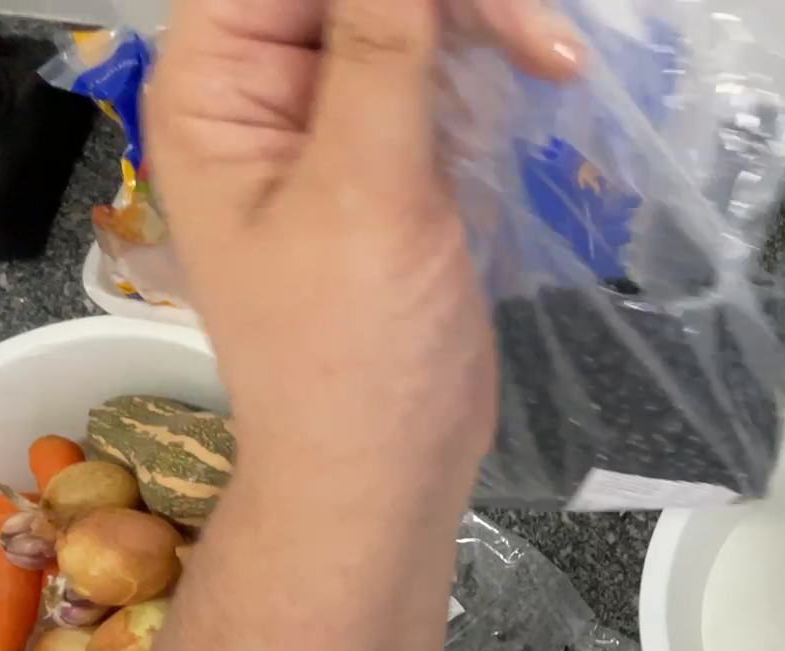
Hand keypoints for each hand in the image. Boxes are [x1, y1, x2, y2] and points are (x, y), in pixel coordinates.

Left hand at [147, 0, 581, 486]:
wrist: (389, 469)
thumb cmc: (359, 353)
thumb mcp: (367, 197)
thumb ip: (382, 58)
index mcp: (223, 89)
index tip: (489, 8)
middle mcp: (276, 103)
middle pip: (359, 0)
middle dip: (456, 6)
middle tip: (550, 46)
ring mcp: (345, 148)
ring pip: (410, 44)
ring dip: (484, 41)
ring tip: (560, 65)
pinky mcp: (403, 190)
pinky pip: (442, 107)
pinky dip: (491, 95)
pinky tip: (539, 100)